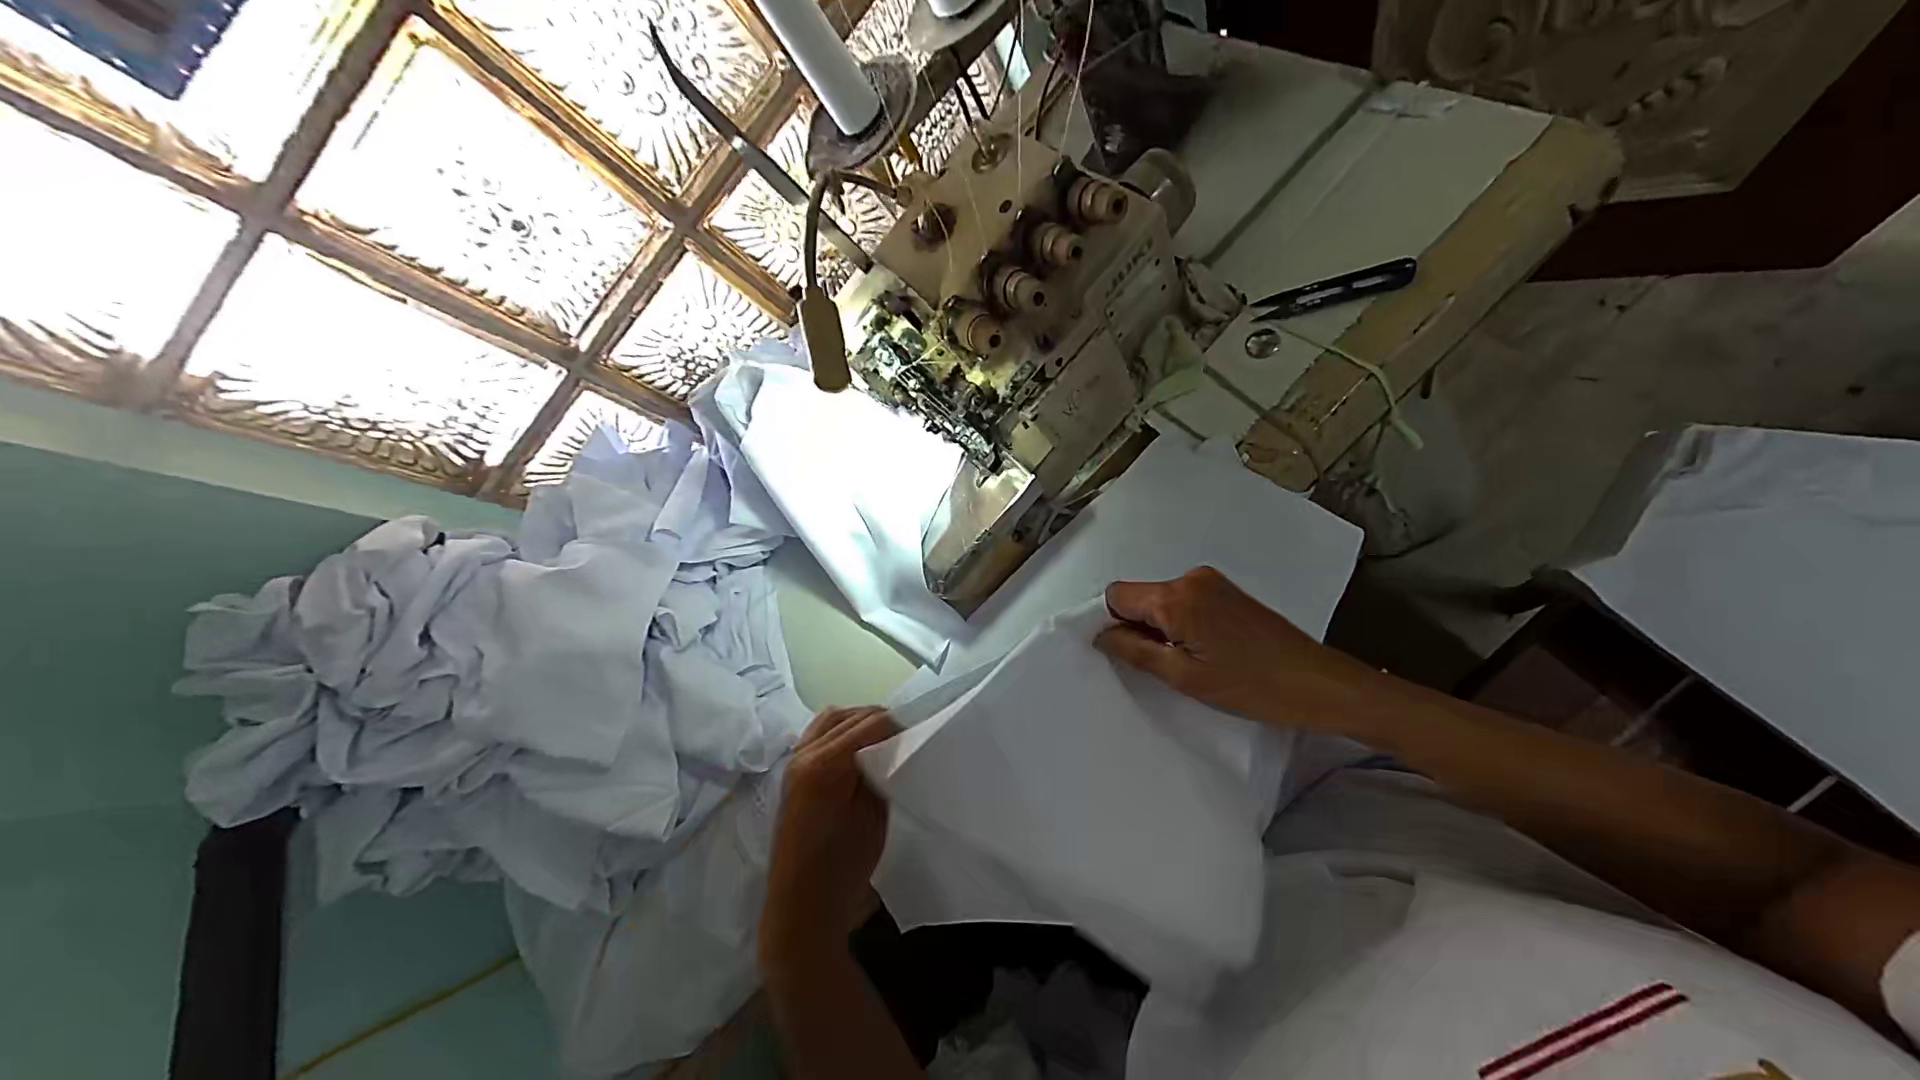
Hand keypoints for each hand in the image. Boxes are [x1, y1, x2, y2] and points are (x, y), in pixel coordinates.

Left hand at [761, 706, 898, 972]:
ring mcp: (794, 761)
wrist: (801, 904)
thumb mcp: (874, 817)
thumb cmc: (843, 867)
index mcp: (826, 765)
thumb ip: (881, 772)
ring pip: (831, 718)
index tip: (915, 741)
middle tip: (903, 741)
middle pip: (850, 715)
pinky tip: (855, 750)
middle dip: (880, 721)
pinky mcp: (792, 772)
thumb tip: (893, 745)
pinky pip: (817, 733)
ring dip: (857, 722)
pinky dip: (839, 731)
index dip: (897, 727)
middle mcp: (805, 754)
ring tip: (880, 741)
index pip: (870, 723)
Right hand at [1094, 567, 1380, 733]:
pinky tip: (1204, 652)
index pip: (1116, 595)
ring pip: (1161, 600)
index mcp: (1178, 597)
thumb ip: (1134, 651)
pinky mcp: (1226, 591)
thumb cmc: (1256, 686)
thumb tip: (1102, 635)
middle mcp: (1193, 578)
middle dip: (1138, 627)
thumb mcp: (1183, 677)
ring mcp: (1212, 582)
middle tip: (1162, 665)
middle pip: (1139, 596)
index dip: (1112, 624)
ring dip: (1162, 628)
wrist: (1319, 684)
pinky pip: (1184, 601)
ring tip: (1190, 662)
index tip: (1123, 652)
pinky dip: (1181, 624)